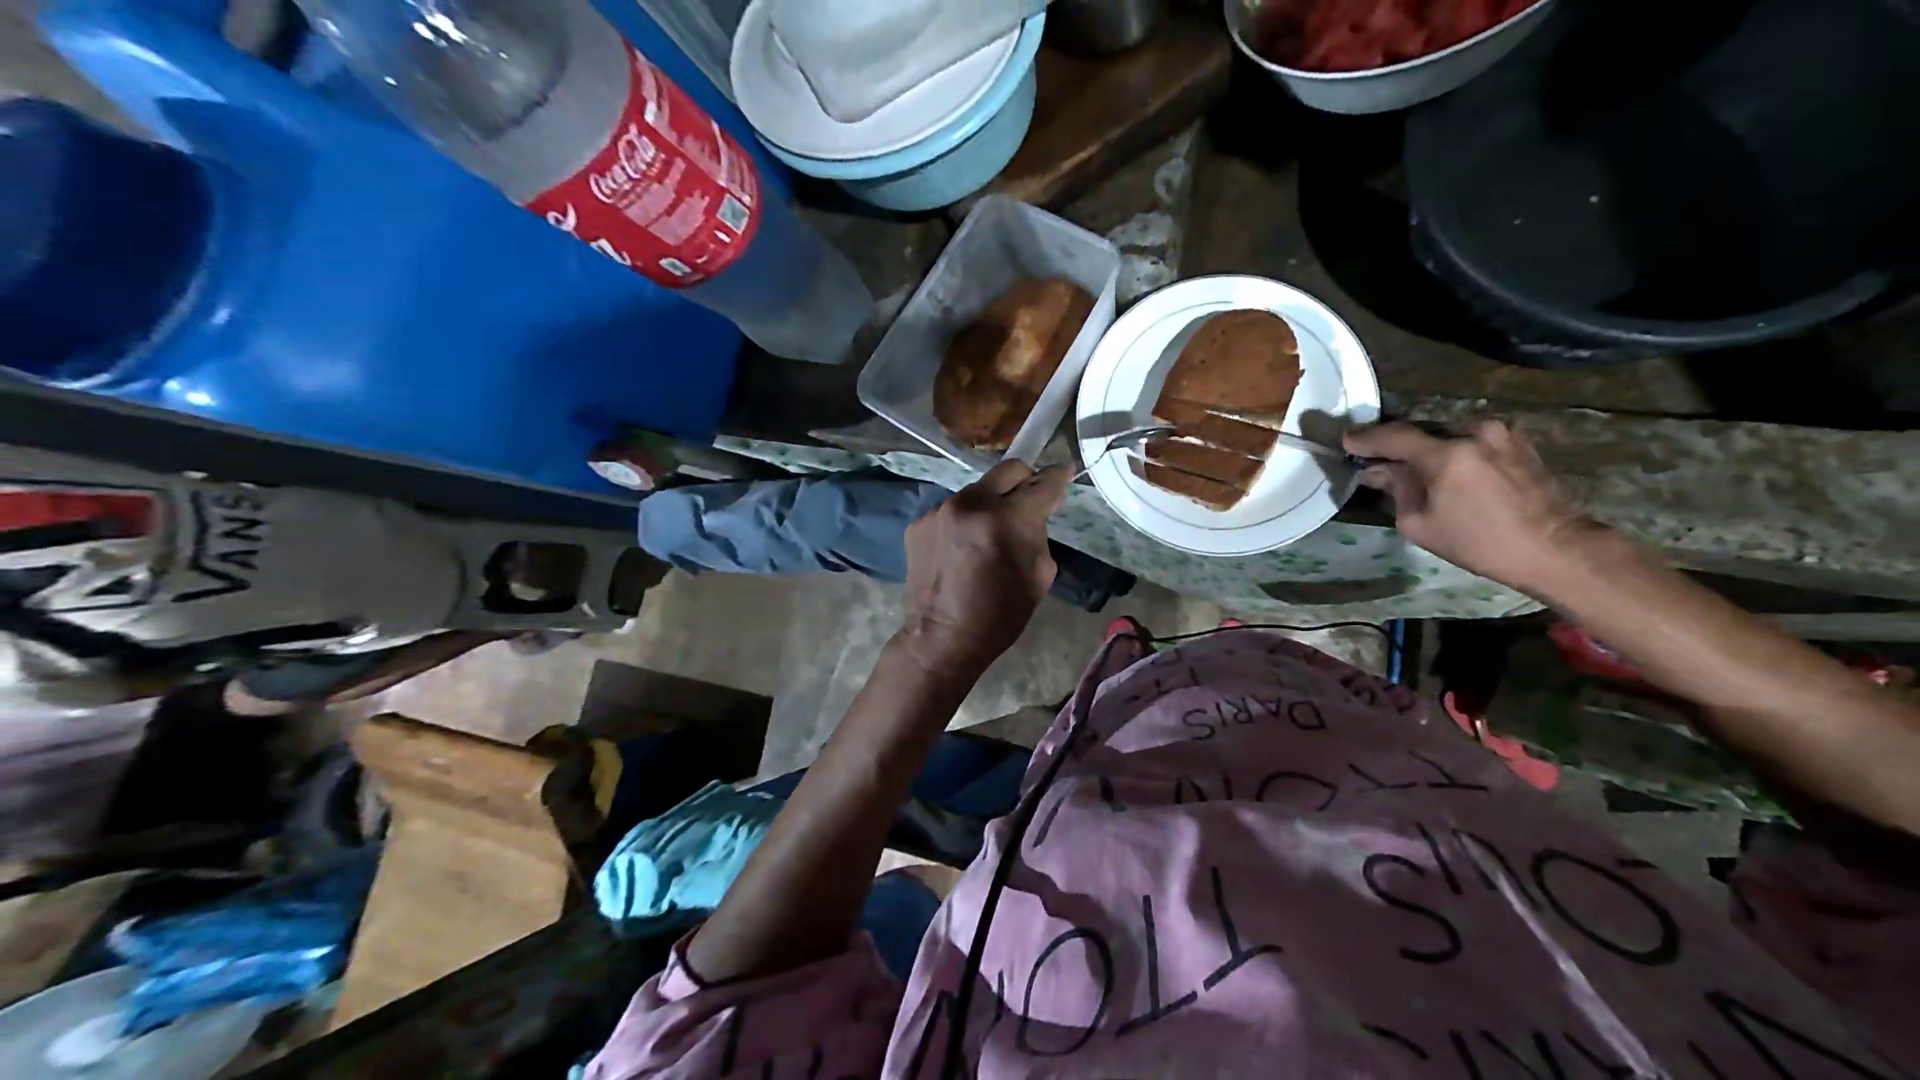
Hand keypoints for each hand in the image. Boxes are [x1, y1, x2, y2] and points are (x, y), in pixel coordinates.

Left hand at [898, 461, 1069, 679]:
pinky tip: (962, 549)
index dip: (1058, 476)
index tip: (1064, 470)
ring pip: (976, 491)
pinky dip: (963, 522)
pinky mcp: (918, 523)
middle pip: (1007, 470)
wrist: (943, 638)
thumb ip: (1039, 533)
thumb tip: (1036, 510)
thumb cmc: (1000, 614)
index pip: (1041, 483)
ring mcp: (939, 510)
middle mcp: (970, 503)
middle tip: (1029, 499)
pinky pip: (951, 511)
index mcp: (1007, 518)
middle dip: (1024, 480)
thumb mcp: (1039, 575)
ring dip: (989, 504)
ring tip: (988, 534)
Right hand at [1344, 420, 1601, 593]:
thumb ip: (1397, 489)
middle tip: (1379, 462)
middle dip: (1398, 447)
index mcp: (1448, 454)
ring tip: (1416, 470)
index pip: (1394, 437)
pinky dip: (1455, 452)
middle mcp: (1475, 433)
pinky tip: (1449, 472)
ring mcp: (1502, 434)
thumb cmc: (1479, 543)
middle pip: (1422, 434)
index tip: (1346, 441)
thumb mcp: (1420, 524)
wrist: (1554, 548)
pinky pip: (1473, 441)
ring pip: (1449, 436)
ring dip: (1429, 450)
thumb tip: (1379, 471)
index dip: (1366, 439)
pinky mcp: (1519, 442)